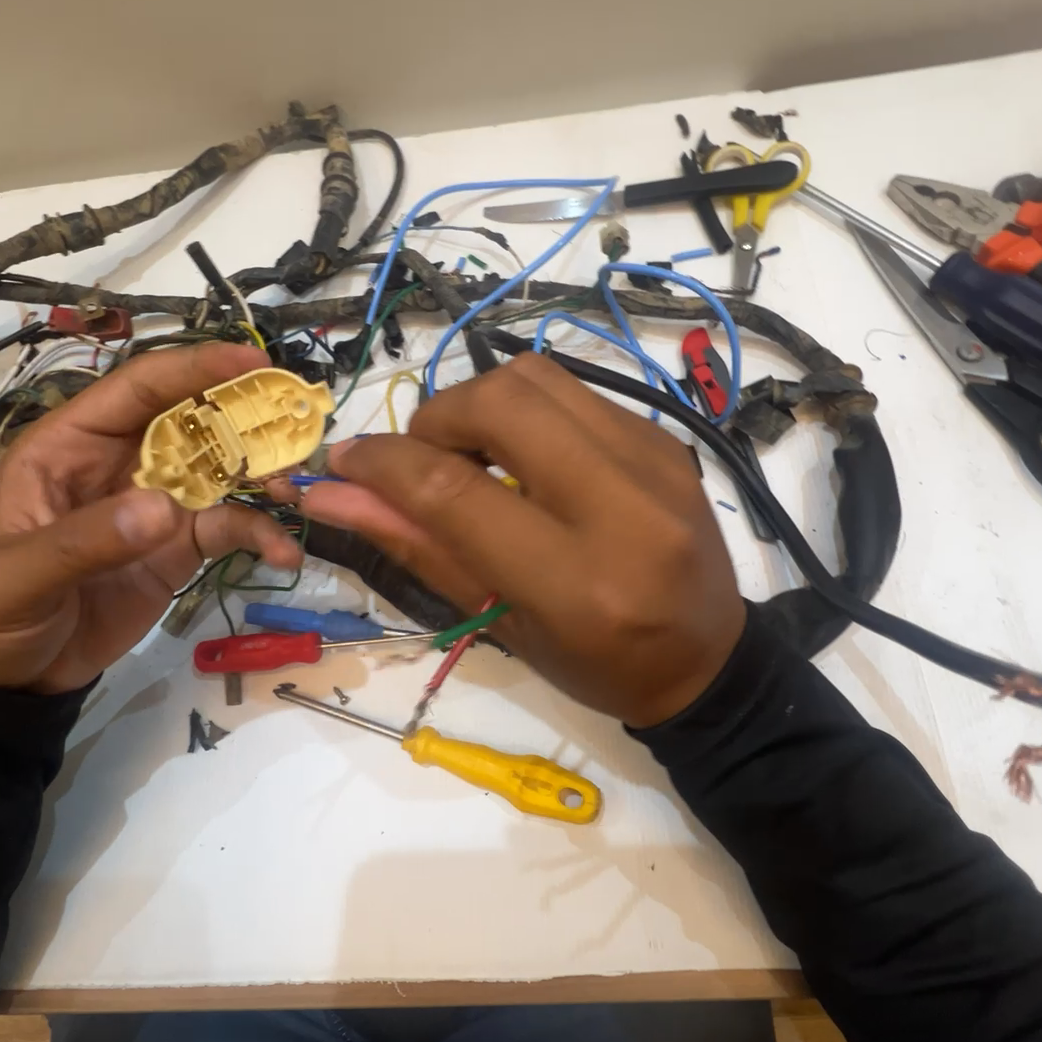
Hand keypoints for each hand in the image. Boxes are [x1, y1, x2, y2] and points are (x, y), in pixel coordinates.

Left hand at [0, 344, 301, 693]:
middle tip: (297, 424)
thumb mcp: (17, 575)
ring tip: (294, 492)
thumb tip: (165, 509)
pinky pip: (228, 528)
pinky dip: (258, 535)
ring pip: (221, 471)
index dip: (194, 369)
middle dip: (245, 419)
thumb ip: (84, 541)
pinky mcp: (179, 546)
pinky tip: (282, 554)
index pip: (138, 390)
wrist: (9, 679)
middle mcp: (122, 463)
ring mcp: (157, 505)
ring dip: (261, 476)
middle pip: (193, 422)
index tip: (252, 364)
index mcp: (71, 446)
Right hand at [296, 353, 744, 727]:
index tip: (345, 463)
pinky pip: (572, 391)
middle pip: (500, 402)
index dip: (382, 465)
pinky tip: (528, 460)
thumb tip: (333, 492)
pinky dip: (527, 413)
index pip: (454, 491)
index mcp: (576, 582)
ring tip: (476, 457)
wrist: (709, 658)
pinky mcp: (664, 437)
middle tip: (428, 463)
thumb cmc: (595, 665)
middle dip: (437, 419)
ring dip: (479, 405)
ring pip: (534, 377)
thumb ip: (417, 548)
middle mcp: (623, 506)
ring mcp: (653, 460)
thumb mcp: (499, 622)